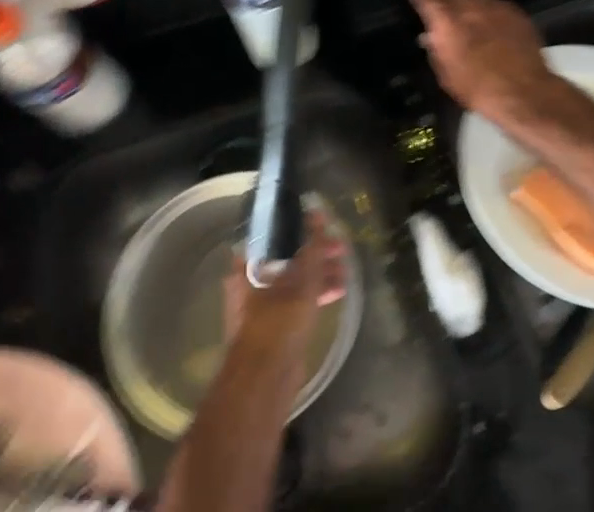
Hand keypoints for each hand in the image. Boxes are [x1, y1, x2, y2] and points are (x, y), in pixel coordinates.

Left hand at [224, 211, 348, 358]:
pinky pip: (297, 301)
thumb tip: (316, 213)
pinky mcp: (276, 326)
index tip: (324, 226)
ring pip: (294, 280)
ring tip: (345, 273)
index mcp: (247, 266)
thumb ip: (310, 247)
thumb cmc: (278, 323)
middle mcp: (251, 283)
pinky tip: (337, 293)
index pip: (273, 234)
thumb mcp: (300, 280)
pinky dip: (315, 294)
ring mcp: (263, 306)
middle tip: (341, 249)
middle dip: (315, 252)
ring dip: (319, 273)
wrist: (265, 379)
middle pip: (286, 257)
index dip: (300, 227)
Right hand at [409, 0, 563, 117]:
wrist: (524, 92)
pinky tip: (483, 7)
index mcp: (448, 22)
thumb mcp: (447, 75)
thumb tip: (430, 36)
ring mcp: (496, 8)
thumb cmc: (479, 89)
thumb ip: (436, 49)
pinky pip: (495, 0)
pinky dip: (484, 1)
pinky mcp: (516, 14)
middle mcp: (471, 8)